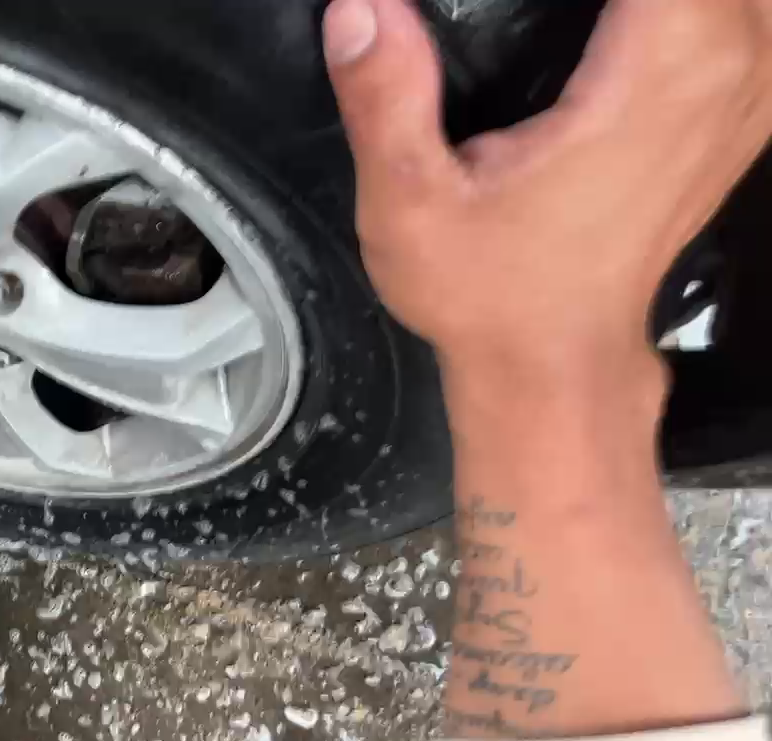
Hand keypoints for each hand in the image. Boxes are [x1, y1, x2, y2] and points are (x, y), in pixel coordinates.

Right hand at [323, 0, 771, 416]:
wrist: (545, 357)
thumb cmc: (479, 287)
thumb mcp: (407, 201)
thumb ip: (386, 100)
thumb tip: (357, 11)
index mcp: (659, 66)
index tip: (494, 9)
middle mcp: (738, 57)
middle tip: (522, 20)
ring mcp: (755, 84)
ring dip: (647, 1)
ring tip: (559, 29)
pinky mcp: (744, 108)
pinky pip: (744, 18)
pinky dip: (686, 13)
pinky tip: (619, 40)